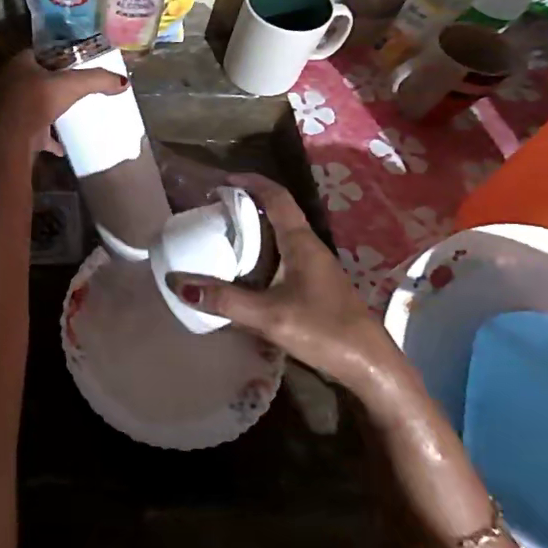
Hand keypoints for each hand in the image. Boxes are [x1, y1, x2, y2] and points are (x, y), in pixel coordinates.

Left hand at [0, 50, 127, 155]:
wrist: (15, 137)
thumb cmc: (39, 101)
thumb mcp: (73, 85)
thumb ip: (98, 80)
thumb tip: (123, 82)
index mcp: (20, 64)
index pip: (39, 53)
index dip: (57, 56)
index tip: (75, 63)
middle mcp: (12, 83)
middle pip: (38, 80)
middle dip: (56, 84)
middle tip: (77, 88)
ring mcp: (12, 108)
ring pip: (35, 105)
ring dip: (51, 110)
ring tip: (72, 111)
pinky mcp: (16, 130)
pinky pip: (37, 131)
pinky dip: (50, 137)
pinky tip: (64, 144)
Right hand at [164, 174, 395, 389]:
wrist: (370, 366)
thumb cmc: (323, 330)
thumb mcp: (268, 315)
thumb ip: (223, 299)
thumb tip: (177, 282)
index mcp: (301, 243)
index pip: (277, 197)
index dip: (251, 182)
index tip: (222, 181)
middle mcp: (309, 248)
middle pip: (277, 214)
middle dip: (246, 207)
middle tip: (213, 212)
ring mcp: (315, 269)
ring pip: (280, 238)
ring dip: (253, 233)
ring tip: (221, 240)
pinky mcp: (314, 288)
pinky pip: (282, 260)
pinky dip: (260, 257)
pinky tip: (243, 276)